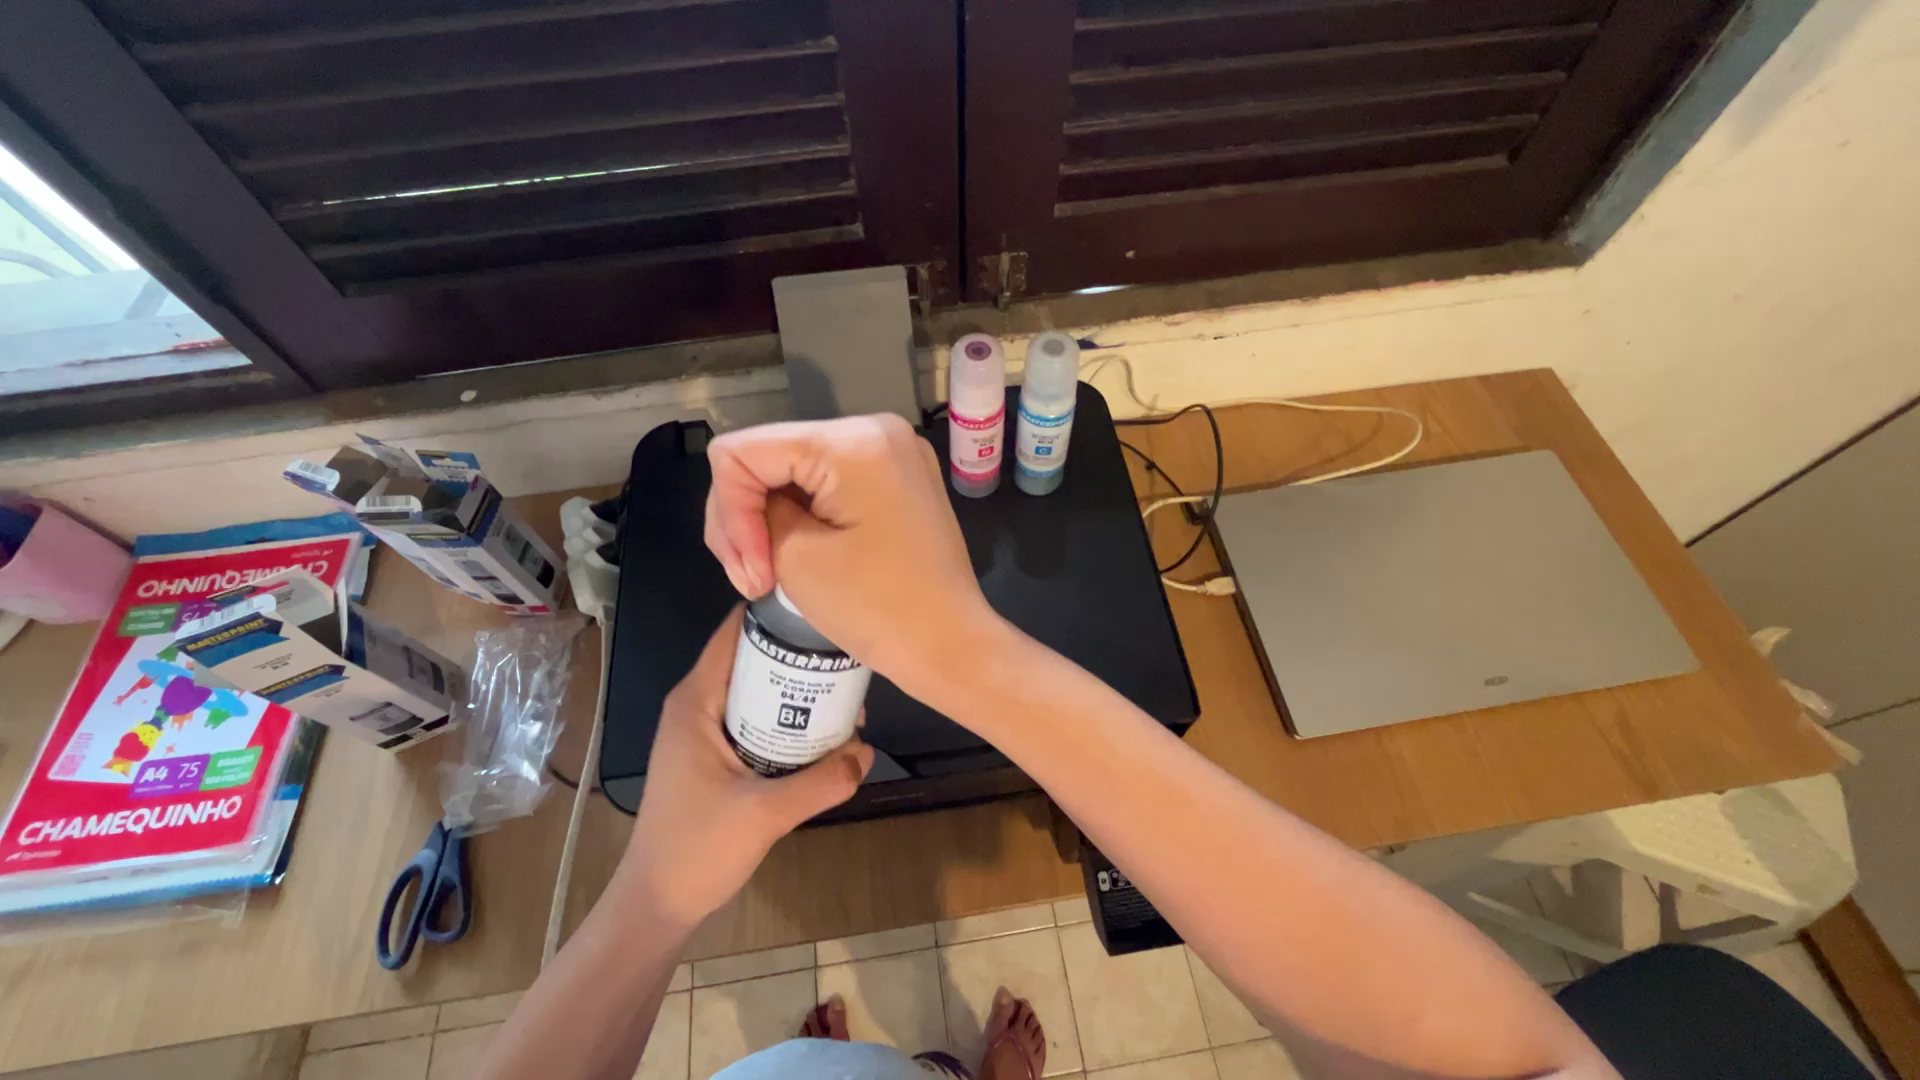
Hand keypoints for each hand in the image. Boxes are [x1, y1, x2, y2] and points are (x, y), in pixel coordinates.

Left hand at [618, 607, 872, 927]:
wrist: (657, 905)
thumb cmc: (698, 851)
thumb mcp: (766, 814)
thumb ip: (822, 781)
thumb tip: (867, 751)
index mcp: (695, 701)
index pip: (735, 631)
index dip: (777, 614)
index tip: (824, 610)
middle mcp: (698, 705)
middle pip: (753, 658)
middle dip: (800, 658)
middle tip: (849, 662)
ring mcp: (705, 731)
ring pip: (758, 691)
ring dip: (799, 693)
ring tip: (848, 700)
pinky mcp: (715, 756)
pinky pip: (758, 720)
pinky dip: (789, 720)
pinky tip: (825, 736)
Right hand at [704, 414, 998, 689]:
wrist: (951, 646)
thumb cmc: (877, 610)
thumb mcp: (797, 558)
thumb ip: (757, 511)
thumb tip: (751, 500)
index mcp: (853, 440)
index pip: (743, 451)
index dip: (729, 510)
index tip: (751, 571)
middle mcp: (876, 429)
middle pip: (768, 456)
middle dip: (746, 517)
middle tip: (753, 579)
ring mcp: (892, 454)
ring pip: (793, 471)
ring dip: (771, 520)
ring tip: (770, 576)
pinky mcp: (897, 480)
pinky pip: (827, 483)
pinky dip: (804, 516)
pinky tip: (799, 555)